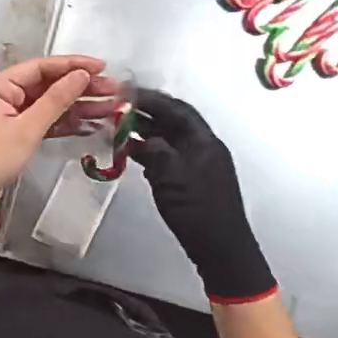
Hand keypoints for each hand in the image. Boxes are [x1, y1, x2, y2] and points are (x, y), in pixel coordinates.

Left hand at [0, 56, 118, 199]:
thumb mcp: (27, 129)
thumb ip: (56, 101)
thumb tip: (81, 76)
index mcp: (0, 85)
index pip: (42, 67)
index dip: (73, 65)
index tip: (102, 67)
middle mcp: (4, 94)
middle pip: (48, 84)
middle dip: (80, 87)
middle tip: (113, 89)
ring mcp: (10, 113)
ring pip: (49, 103)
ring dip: (77, 105)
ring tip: (110, 107)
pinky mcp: (15, 131)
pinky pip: (44, 120)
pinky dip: (64, 121)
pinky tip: (89, 122)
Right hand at [127, 88, 276, 303]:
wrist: (219, 246)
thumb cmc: (197, 209)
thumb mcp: (171, 176)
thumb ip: (154, 151)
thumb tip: (137, 138)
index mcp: (203, 141)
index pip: (176, 109)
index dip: (151, 99)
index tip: (125, 92)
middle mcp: (202, 147)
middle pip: (172, 122)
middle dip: (146, 113)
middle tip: (117, 108)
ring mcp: (196, 164)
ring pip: (168, 140)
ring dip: (145, 132)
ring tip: (118, 128)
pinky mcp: (189, 180)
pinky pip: (166, 157)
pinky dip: (148, 151)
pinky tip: (131, 153)